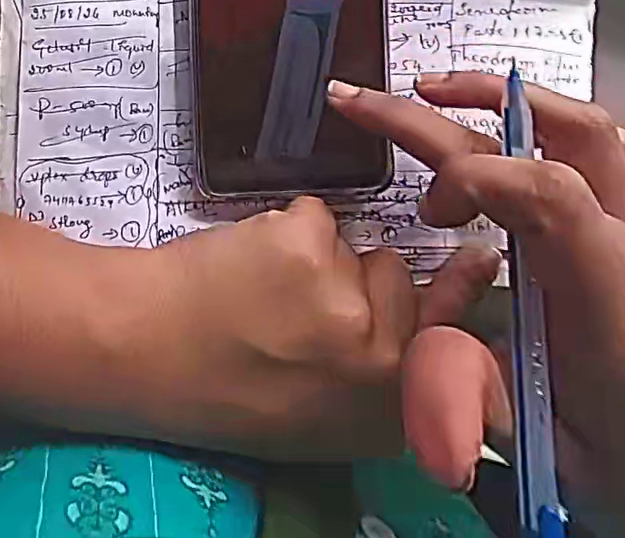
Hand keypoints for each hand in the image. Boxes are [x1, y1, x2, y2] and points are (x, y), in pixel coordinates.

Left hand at [131, 196, 502, 473]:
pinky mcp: (304, 244)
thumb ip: (369, 378)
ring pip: (346, 239)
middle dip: (351, 276)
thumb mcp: (313, 410)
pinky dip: (279, 227)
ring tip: (262, 283)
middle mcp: (377, 356)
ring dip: (310, 252)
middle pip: (391, 270)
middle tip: (294, 300)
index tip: (479, 259)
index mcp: (382, 404)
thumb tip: (405, 329)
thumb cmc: (220, 385)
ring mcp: (343, 295)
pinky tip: (245, 259)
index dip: (462, 293)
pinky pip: (309, 213)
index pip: (452, 339)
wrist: (145, 348)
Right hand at [328, 73, 624, 537]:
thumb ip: (466, 401)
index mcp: (614, 314)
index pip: (556, 196)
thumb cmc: (621, 479)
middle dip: (449, 110)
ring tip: (438, 94)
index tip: (430, 211)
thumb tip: (415, 382)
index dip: (476, 174)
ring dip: (509, 99)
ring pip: (594, 133)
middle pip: (558, 143)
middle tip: (364, 99)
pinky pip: (594, 157)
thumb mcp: (532, 450)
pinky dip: (534, 128)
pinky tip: (495, 141)